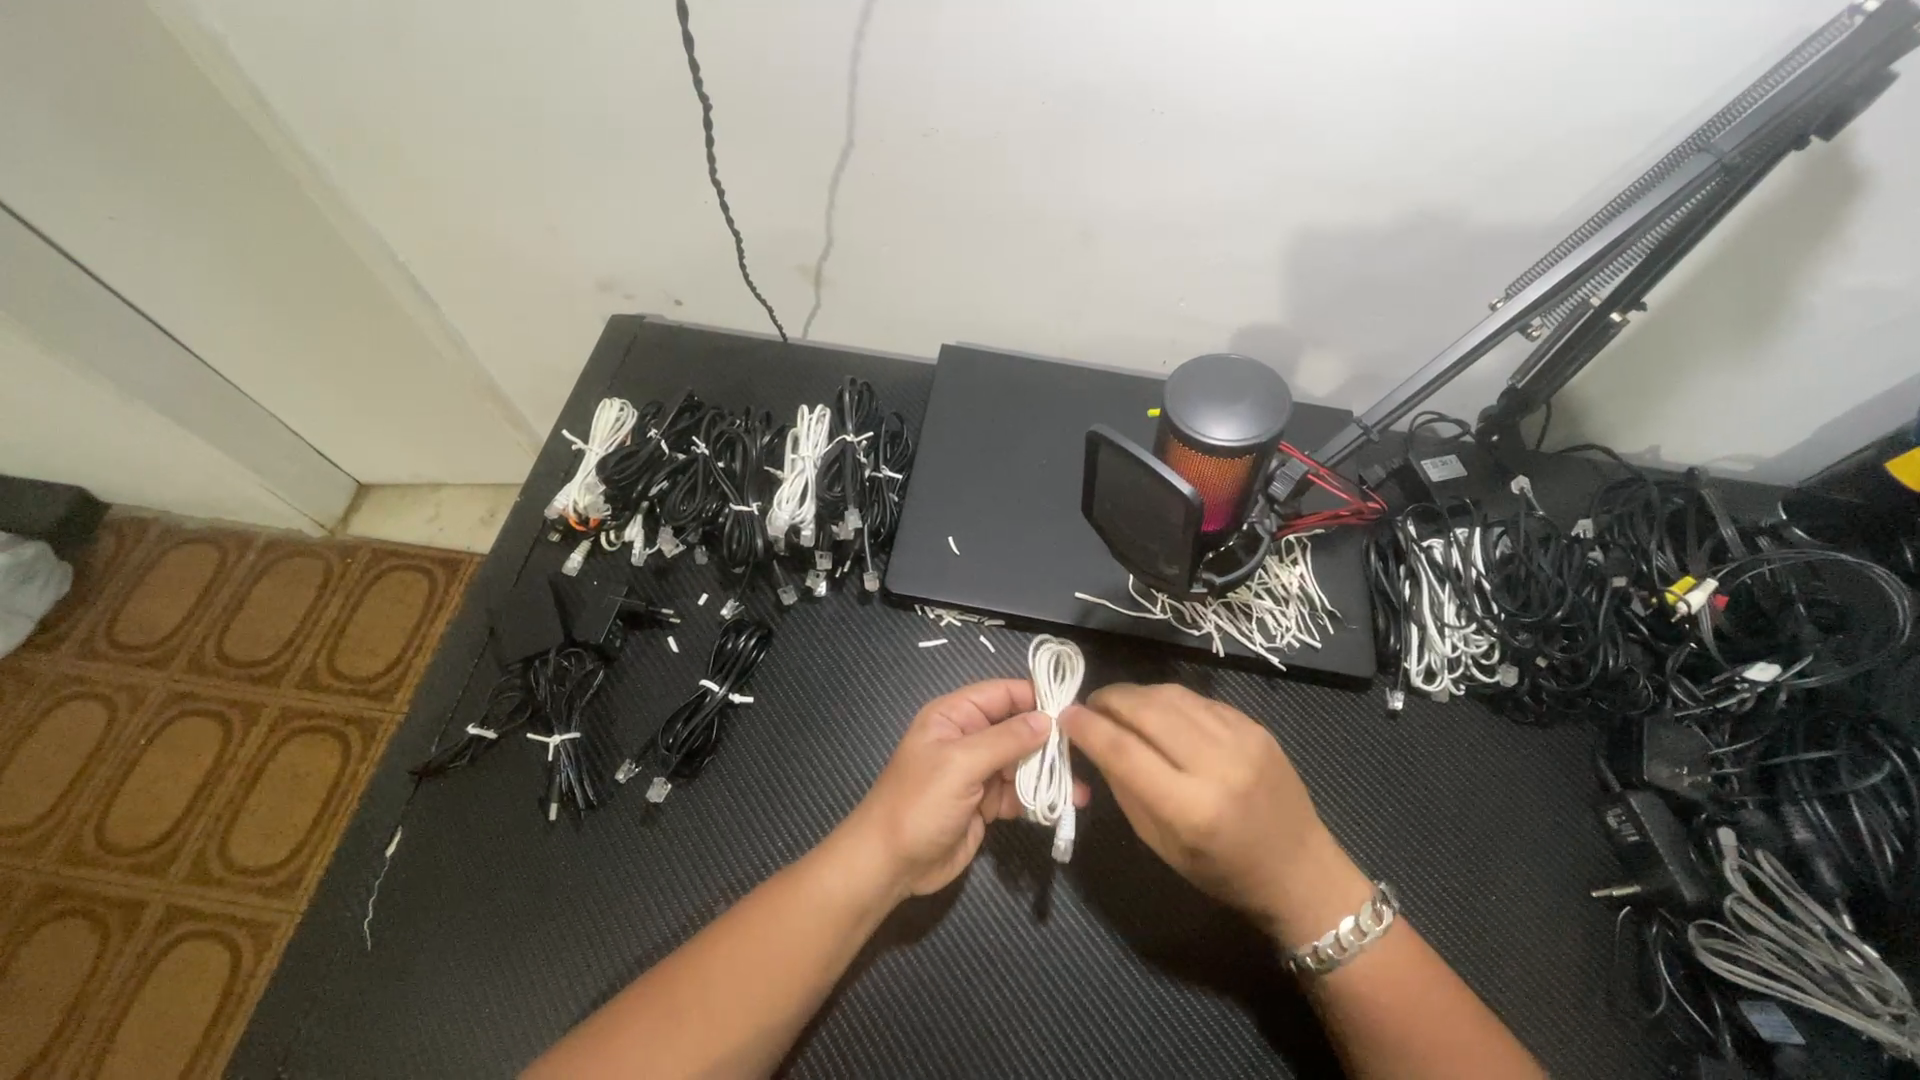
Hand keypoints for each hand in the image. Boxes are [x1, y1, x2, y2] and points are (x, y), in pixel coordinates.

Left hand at [839, 679, 1090, 898]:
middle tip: (1085, 753)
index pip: (1002, 694)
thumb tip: (1048, 719)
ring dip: (1049, 774)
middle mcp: (967, 739)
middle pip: (1017, 729)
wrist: (890, 864)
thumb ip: (1005, 739)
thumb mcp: (960, 764)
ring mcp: (977, 773)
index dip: (1036, 697)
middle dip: (1049, 741)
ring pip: (1022, 764)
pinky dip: (1040, 799)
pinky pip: (1018, 793)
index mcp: (954, 716)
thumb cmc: (918, 804)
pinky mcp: (984, 804)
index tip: (1073, 708)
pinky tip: (1066, 805)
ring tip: (1081, 788)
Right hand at [1063, 683, 1370, 944]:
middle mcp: (1217, 765)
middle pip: (1146, 710)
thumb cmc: (1221, 871)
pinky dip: (1168, 701)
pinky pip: (1198, 700)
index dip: (1087, 727)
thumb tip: (1094, 742)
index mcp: (1189, 807)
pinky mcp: (1256, 726)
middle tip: (1088, 706)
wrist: (1300, 870)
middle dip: (1108, 700)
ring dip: (1136, 695)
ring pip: (1171, 695)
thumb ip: (1125, 788)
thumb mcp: (1160, 843)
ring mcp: (1242, 739)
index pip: (1123, 750)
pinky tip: (1157, 712)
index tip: (1064, 716)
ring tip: (1117, 705)